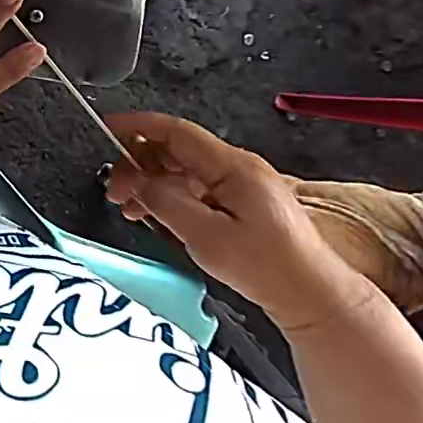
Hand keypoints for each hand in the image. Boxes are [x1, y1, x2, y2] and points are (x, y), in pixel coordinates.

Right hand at [104, 112, 379, 332]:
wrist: (313, 296)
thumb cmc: (269, 269)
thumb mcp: (208, 238)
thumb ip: (166, 203)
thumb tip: (136, 182)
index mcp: (233, 167)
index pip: (176, 131)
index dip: (138, 126)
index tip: (108, 127)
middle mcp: (237, 168)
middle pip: (175, 150)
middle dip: (138, 164)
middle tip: (115, 189)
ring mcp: (239, 184)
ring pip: (182, 170)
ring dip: (151, 183)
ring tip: (129, 207)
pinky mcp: (240, 201)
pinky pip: (195, 187)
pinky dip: (169, 196)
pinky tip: (154, 214)